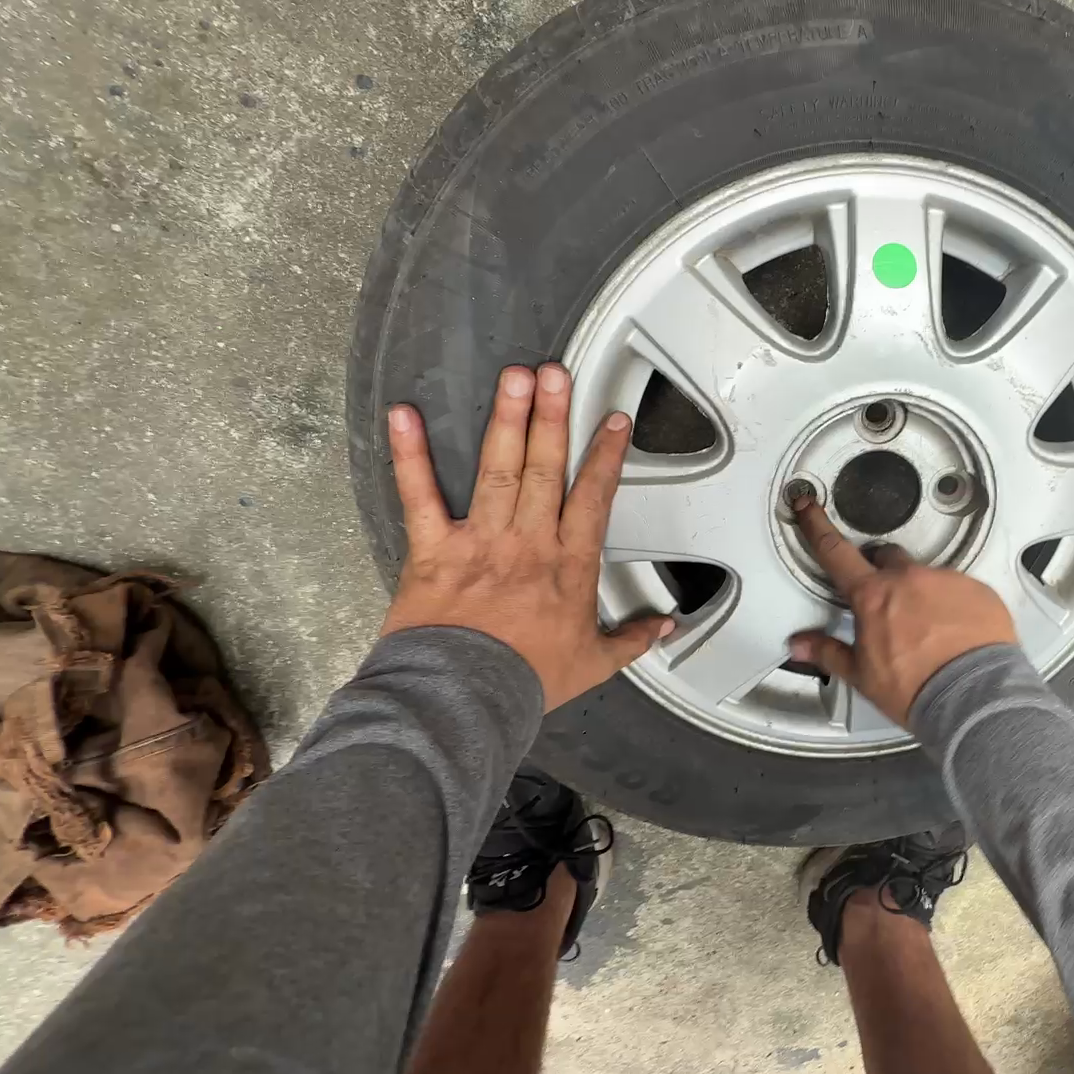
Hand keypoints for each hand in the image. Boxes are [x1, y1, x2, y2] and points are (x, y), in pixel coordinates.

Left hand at [381, 363, 672, 711]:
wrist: (462, 699)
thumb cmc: (528, 678)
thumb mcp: (595, 663)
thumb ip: (634, 639)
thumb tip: (667, 628)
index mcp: (569, 564)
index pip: (595, 497)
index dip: (606, 455)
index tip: (613, 421)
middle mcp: (528, 542)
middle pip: (545, 468)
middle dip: (552, 417)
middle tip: (556, 374)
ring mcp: (480, 541)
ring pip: (497, 471)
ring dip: (506, 421)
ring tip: (513, 378)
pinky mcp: (432, 550)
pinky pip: (419, 497)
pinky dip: (411, 456)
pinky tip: (405, 415)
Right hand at [787, 497, 1015, 725]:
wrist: (973, 696)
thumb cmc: (917, 688)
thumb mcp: (862, 674)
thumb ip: (828, 652)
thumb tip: (801, 645)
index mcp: (873, 596)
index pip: (836, 552)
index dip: (817, 526)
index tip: (809, 507)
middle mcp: (910, 579)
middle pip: (887, 558)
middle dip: (881, 572)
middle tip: (886, 604)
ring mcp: (946, 580)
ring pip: (926, 575)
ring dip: (922, 593)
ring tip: (929, 631)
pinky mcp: (977, 590)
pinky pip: (960, 588)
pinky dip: (954, 604)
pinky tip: (955, 633)